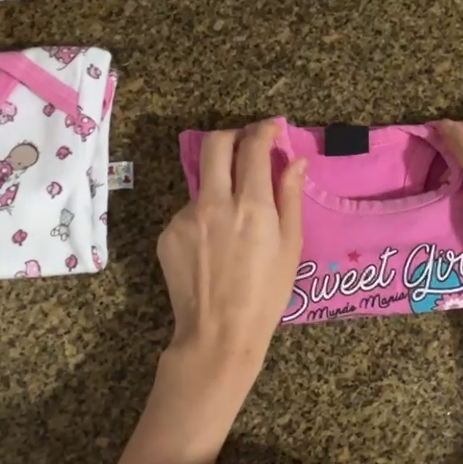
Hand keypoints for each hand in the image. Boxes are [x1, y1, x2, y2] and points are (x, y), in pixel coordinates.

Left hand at [157, 121, 305, 391]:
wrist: (219, 333)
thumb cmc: (267, 293)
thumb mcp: (291, 245)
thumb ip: (291, 196)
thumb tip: (295, 160)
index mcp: (252, 205)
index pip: (253, 147)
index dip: (263, 130)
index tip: (271, 130)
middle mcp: (215, 203)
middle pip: (214, 144)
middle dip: (231, 136)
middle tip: (245, 147)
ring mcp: (185, 217)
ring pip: (203, 182)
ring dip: (220, 185)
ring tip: (233, 220)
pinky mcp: (167, 233)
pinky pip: (189, 211)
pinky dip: (204, 215)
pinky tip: (214, 245)